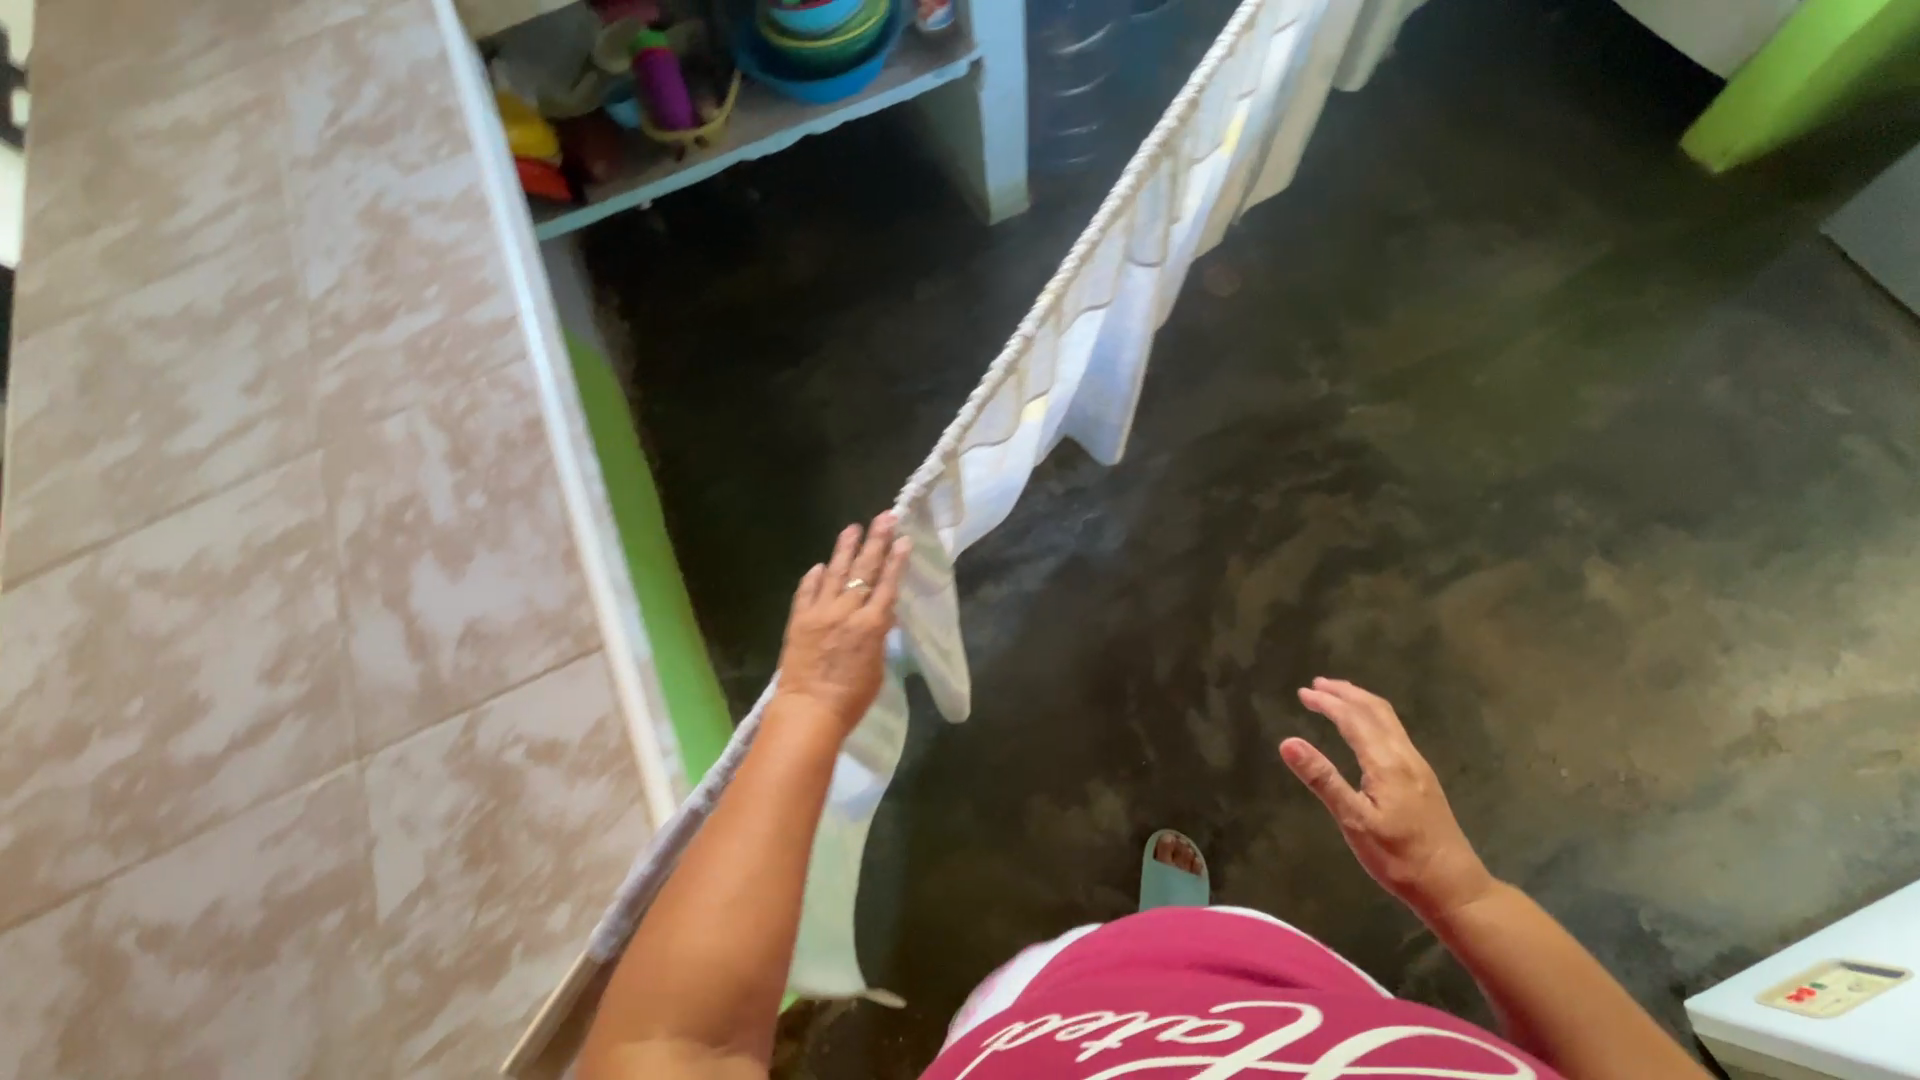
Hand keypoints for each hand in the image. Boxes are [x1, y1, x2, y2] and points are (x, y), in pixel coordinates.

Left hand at [773, 512, 911, 735]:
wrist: (809, 712)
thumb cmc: (851, 700)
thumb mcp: (877, 669)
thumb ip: (878, 638)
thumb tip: (882, 617)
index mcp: (871, 625)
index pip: (888, 584)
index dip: (897, 560)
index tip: (903, 539)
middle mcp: (847, 611)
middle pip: (864, 570)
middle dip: (876, 542)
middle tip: (884, 517)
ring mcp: (819, 613)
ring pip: (835, 573)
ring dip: (845, 549)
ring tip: (853, 528)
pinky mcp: (798, 620)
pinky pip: (806, 592)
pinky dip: (814, 577)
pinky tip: (821, 565)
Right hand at [1281, 678, 1496, 920]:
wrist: (1454, 887)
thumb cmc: (1399, 857)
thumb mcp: (1354, 821)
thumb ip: (1322, 779)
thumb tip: (1287, 742)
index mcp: (1387, 763)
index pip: (1353, 719)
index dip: (1328, 703)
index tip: (1303, 693)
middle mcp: (1405, 756)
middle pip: (1376, 711)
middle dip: (1346, 693)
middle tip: (1317, 685)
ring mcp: (1418, 767)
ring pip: (1389, 720)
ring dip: (1361, 702)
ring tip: (1338, 697)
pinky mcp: (1423, 779)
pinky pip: (1395, 733)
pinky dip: (1373, 718)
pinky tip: (1365, 730)